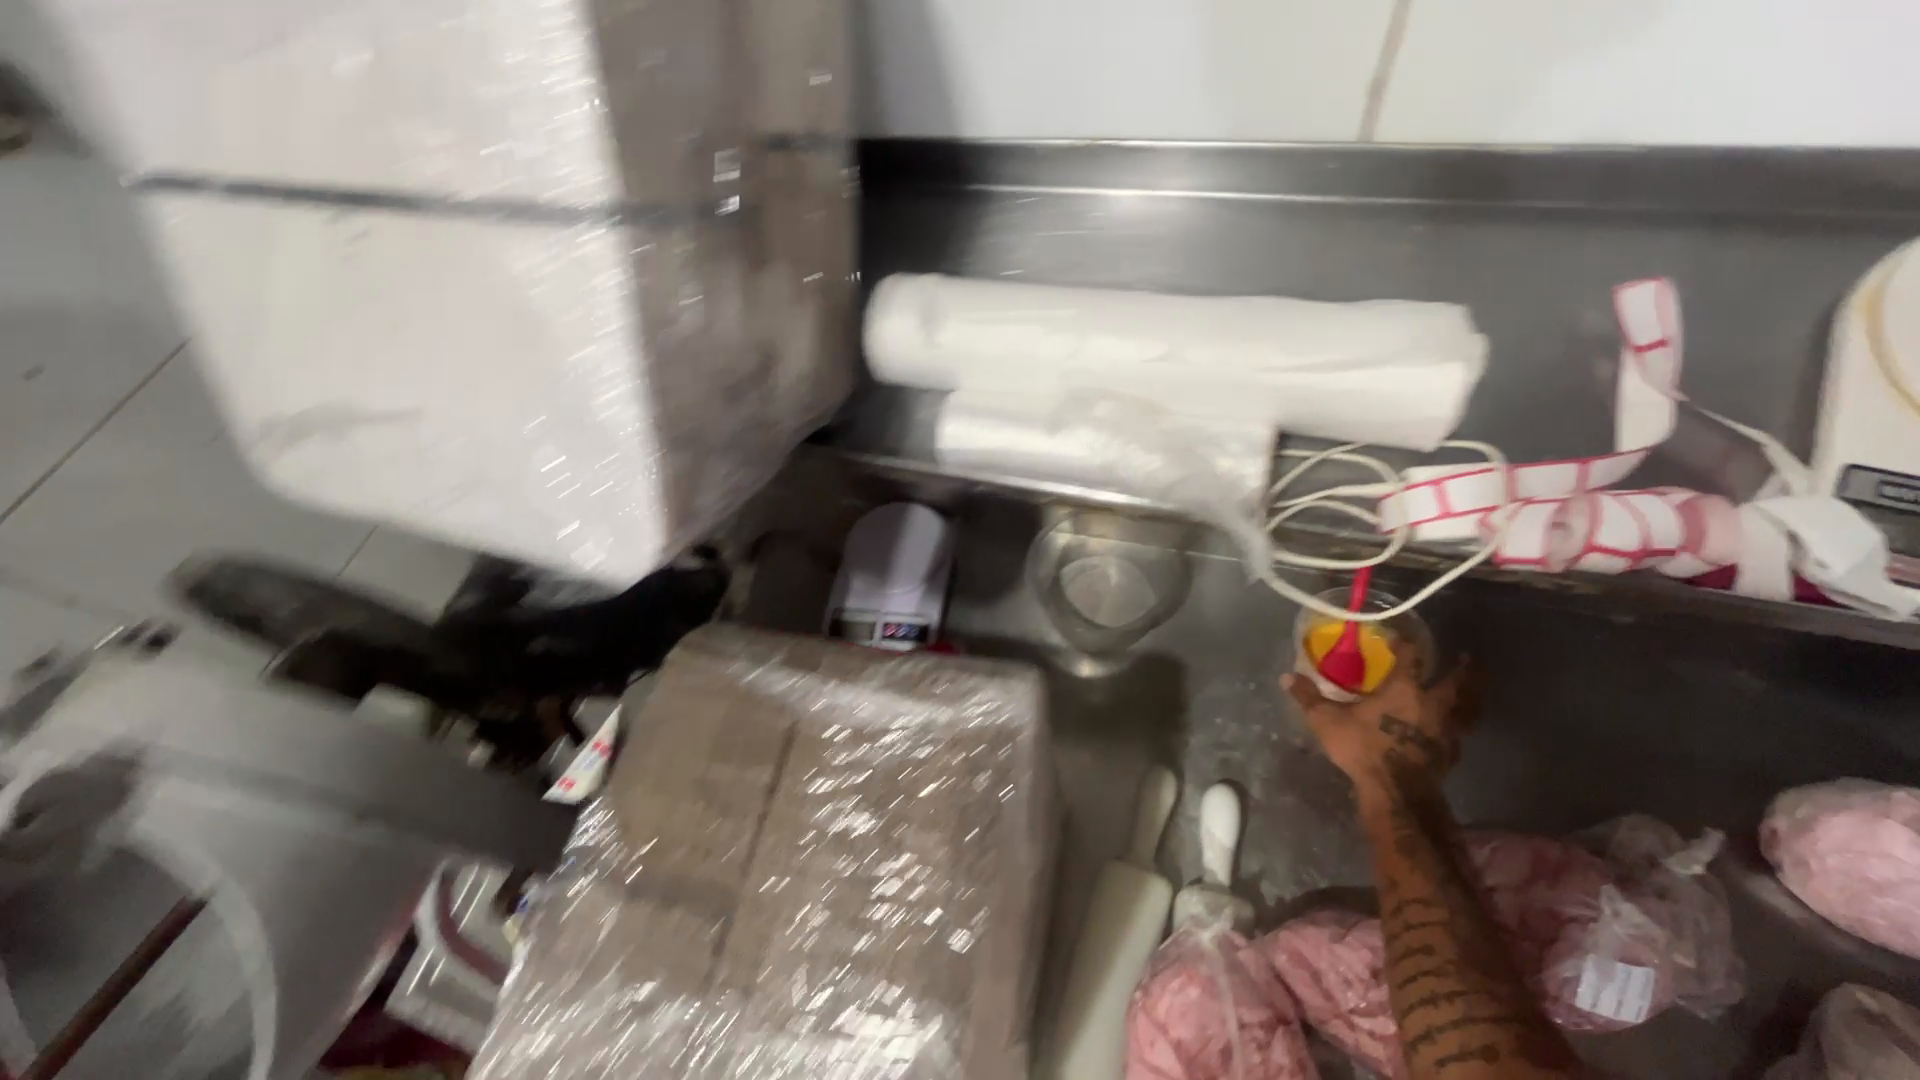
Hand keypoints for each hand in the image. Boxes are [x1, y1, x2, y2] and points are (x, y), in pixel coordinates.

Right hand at [1281, 641, 1474, 795]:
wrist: (1396, 790)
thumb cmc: (1363, 747)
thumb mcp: (1327, 720)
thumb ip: (1309, 698)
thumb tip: (1286, 677)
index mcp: (1405, 688)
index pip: (1411, 657)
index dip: (1405, 644)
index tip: (1399, 638)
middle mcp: (1432, 703)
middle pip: (1455, 681)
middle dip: (1461, 669)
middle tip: (1466, 658)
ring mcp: (1446, 730)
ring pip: (1467, 708)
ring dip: (1471, 697)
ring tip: (1473, 691)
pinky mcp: (1450, 754)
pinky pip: (1459, 736)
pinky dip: (1459, 729)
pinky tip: (1453, 732)